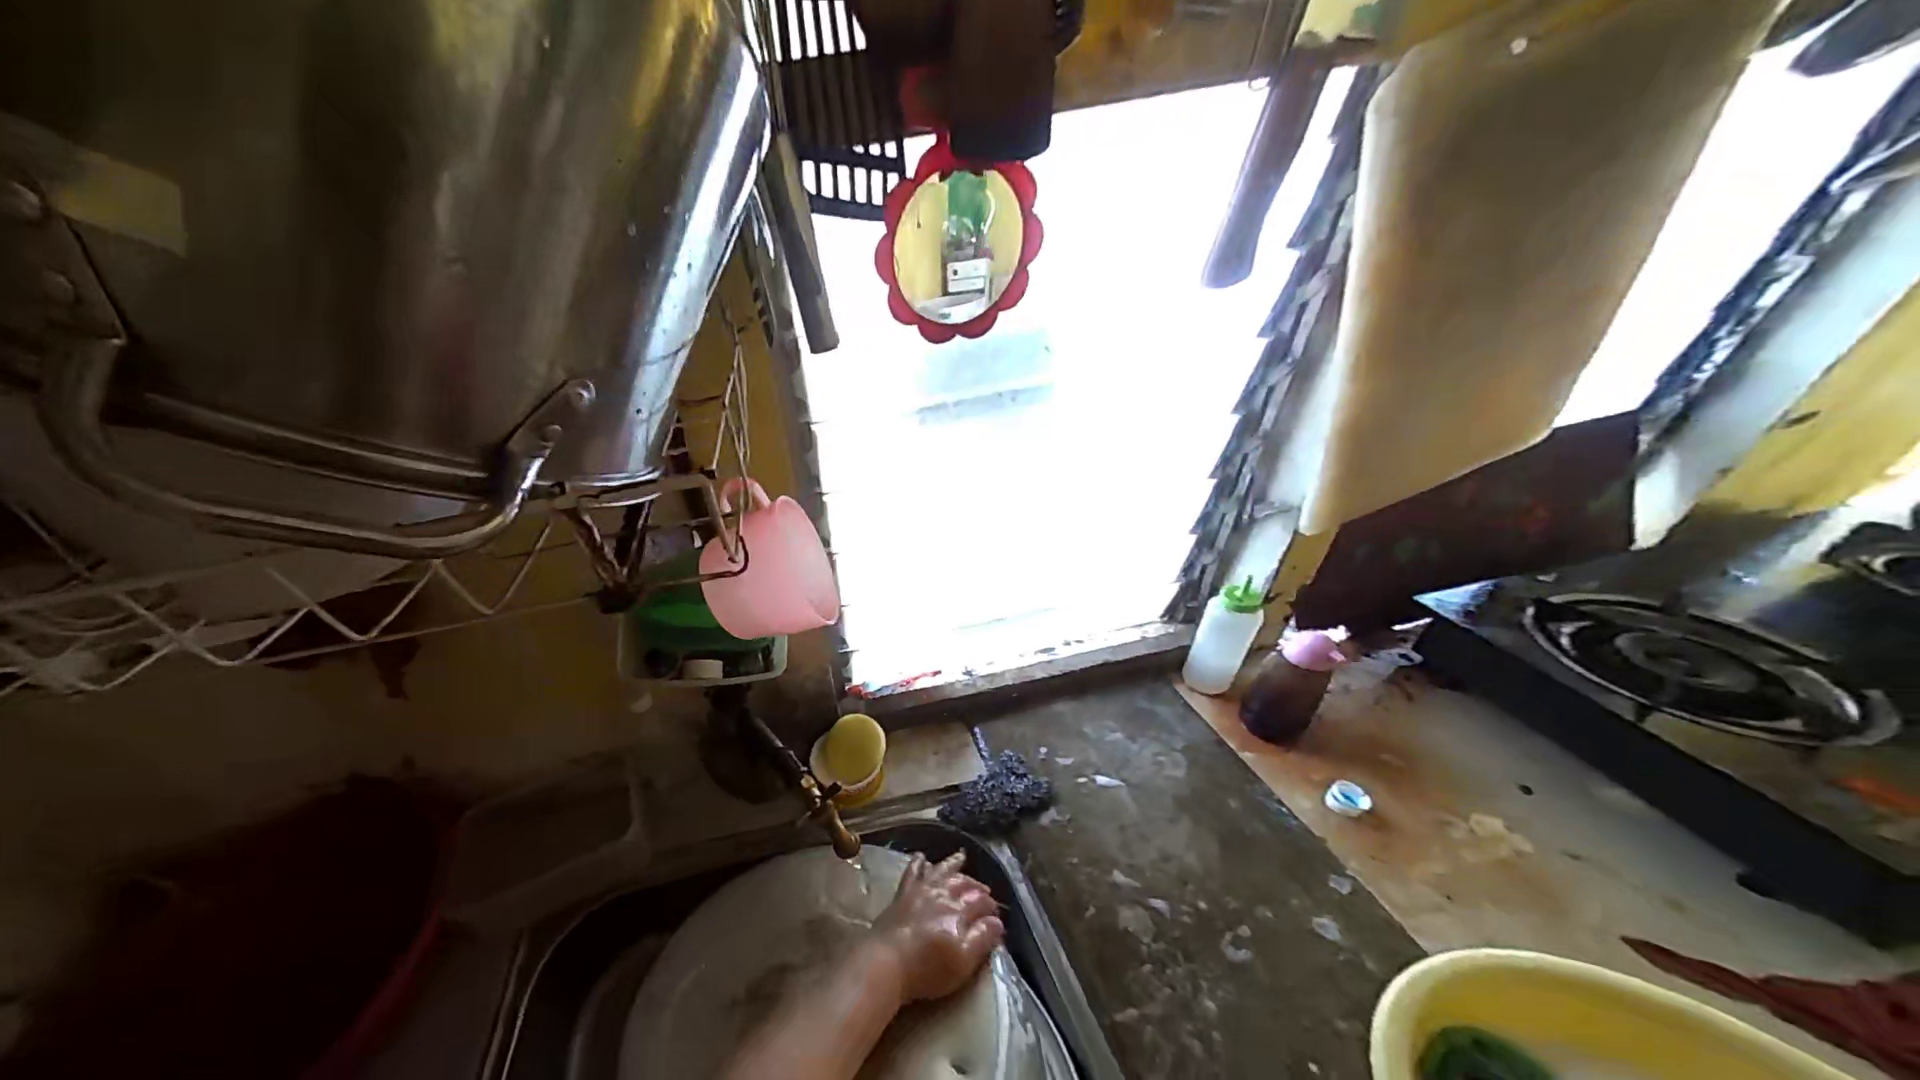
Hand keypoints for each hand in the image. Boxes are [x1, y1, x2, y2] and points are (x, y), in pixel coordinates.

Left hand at [868, 852, 1004, 1002]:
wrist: (885, 962)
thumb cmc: (928, 967)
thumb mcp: (963, 961)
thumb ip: (982, 939)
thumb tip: (997, 922)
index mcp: (959, 909)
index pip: (981, 902)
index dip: (992, 907)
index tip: (997, 916)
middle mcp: (942, 893)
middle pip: (964, 883)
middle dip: (977, 886)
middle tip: (985, 891)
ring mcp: (921, 891)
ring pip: (941, 871)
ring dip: (952, 864)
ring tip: (961, 857)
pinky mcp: (902, 895)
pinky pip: (912, 872)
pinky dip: (918, 863)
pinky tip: (920, 856)